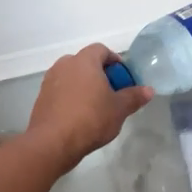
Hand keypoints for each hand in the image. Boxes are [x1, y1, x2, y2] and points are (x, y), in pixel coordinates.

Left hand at [25, 44, 153, 170]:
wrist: (53, 141)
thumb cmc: (91, 119)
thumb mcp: (119, 109)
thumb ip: (134, 97)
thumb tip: (149, 90)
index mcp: (84, 61)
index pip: (101, 50)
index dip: (114, 60)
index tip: (123, 76)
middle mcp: (64, 65)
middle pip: (85, 62)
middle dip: (99, 73)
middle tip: (111, 91)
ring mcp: (50, 80)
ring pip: (71, 76)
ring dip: (83, 85)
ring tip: (95, 104)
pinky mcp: (42, 97)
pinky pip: (61, 90)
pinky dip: (71, 96)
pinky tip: (79, 114)